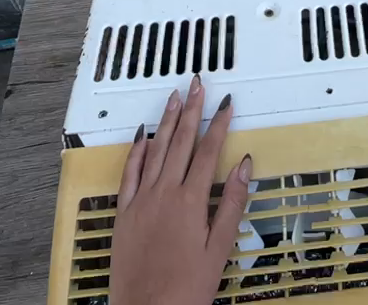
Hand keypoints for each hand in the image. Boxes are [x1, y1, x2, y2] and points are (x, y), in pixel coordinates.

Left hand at [110, 76, 251, 304]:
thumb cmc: (187, 288)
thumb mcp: (218, 250)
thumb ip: (231, 204)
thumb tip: (243, 164)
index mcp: (190, 201)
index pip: (207, 151)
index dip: (219, 124)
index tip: (227, 103)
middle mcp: (164, 193)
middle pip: (180, 141)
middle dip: (191, 110)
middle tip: (197, 83)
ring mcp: (141, 201)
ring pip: (155, 150)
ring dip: (166, 121)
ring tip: (173, 96)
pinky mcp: (123, 213)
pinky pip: (129, 174)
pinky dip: (137, 151)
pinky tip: (143, 134)